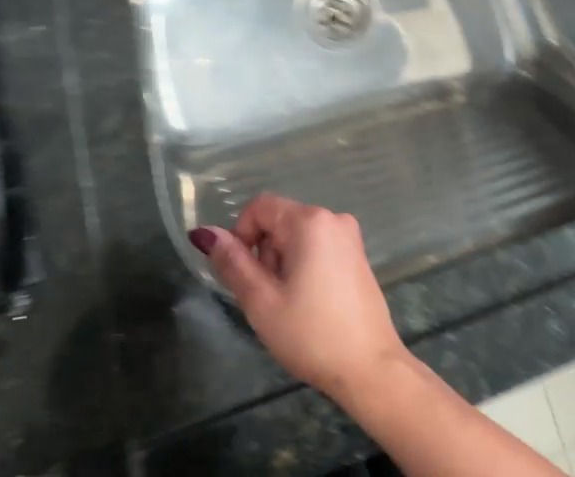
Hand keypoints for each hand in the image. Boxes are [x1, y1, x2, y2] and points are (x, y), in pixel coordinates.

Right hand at [191, 195, 411, 401]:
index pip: (260, 206)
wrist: (369, 367)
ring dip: (282, 263)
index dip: (242, 234)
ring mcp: (349, 236)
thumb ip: (232, 262)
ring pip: (297, 237)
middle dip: (264, 253)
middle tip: (269, 296)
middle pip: (279, 221)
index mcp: (310, 221)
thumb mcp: (261, 300)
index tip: (243, 274)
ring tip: (289, 304)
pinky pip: (317, 247)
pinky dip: (303, 267)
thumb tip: (205, 233)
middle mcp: (333, 218)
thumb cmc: (310, 334)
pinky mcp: (357, 255)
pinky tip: (308, 303)